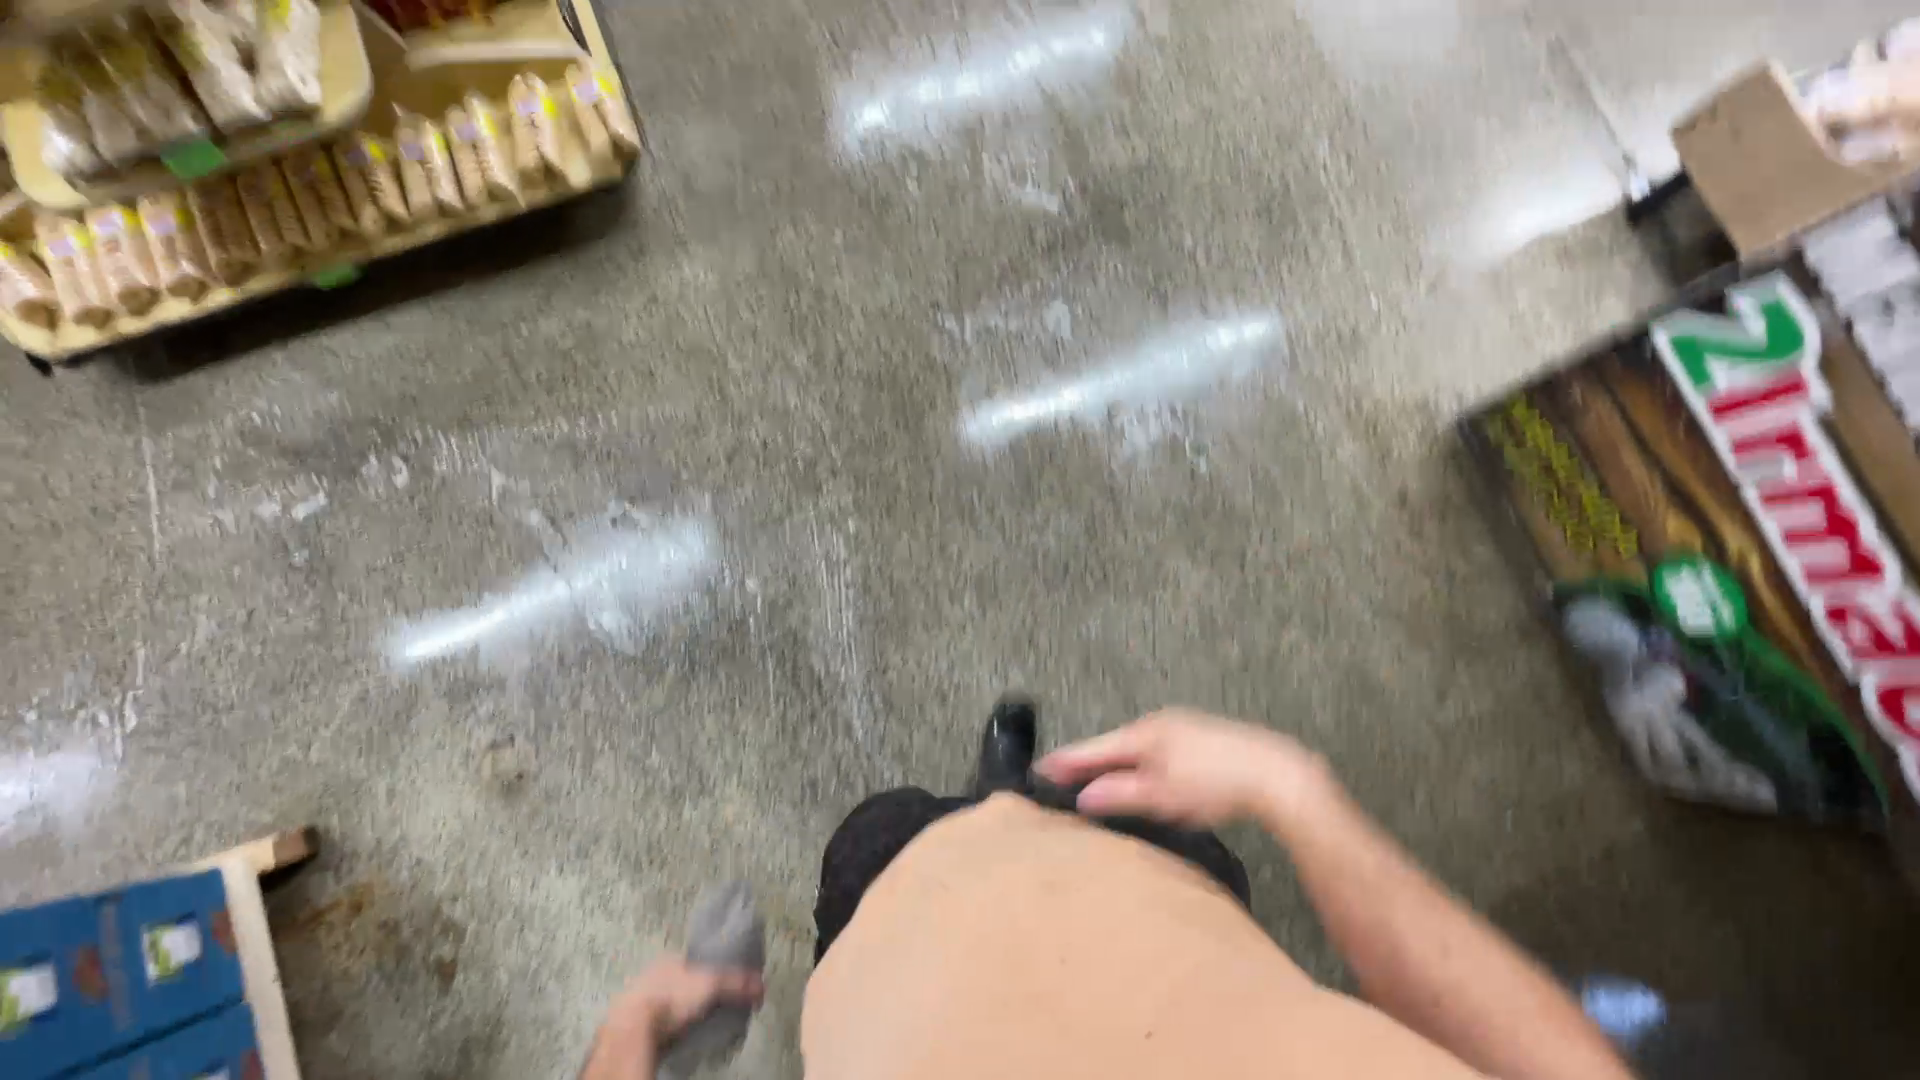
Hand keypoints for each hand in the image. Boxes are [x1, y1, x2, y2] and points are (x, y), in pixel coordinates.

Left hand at [606, 955, 763, 1045]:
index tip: (725, 985)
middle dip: (699, 992)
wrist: (633, 1029)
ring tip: (702, 1023)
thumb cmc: (673, 997)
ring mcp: (643, 997)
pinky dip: (673, 1026)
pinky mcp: (636, 1021)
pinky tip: (682, 1034)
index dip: (713, 970)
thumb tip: (763, 986)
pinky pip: (662, 1020)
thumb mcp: (712, 984)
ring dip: (685, 1010)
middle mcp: (656, 972)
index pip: (697, 960)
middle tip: (716, 1006)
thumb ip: (738, 983)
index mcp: (673, 958)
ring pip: (672, 1000)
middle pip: (685, 980)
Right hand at [1035, 709, 1339, 828]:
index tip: (1038, 769)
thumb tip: (1083, 795)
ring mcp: (1181, 729)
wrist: (1277, 774)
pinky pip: (1157, 752)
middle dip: (1088, 763)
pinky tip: (1145, 782)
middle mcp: (1158, 724)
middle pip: (1112, 746)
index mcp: (1143, 733)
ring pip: (1136, 750)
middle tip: (1062, 780)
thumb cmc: (1217, 782)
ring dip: (1116, 766)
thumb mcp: (1163, 795)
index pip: (1093, 748)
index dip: (1065, 761)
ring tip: (1098, 785)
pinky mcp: (1200, 740)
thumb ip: (1121, 793)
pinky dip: (1141, 766)